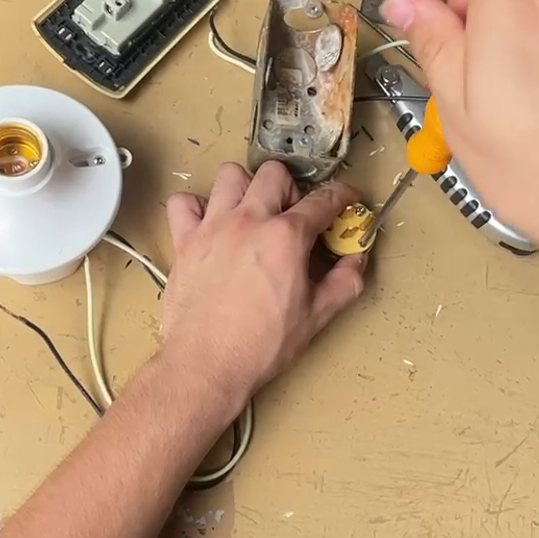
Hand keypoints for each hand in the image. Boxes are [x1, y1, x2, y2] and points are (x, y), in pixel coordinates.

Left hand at [158, 161, 364, 400]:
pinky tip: (208, 224)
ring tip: (250, 212)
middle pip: (274, 174)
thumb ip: (343, 283)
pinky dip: (195, 206)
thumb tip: (355, 263)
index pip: (323, 200)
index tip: (345, 201)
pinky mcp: (185, 242)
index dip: (342, 197)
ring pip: (229, 175)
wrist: (208, 363)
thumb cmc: (259, 345)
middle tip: (292, 216)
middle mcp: (248, 222)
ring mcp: (213, 228)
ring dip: (244, 187)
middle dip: (291, 189)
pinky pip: (183, 203)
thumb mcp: (316, 317)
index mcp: (285, 237)